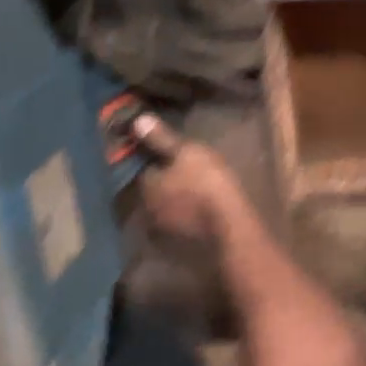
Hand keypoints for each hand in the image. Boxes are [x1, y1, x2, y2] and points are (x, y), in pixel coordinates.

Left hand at [130, 113, 250, 242]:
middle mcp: (148, 210)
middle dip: (164, 182)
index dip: (155, 159)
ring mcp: (164, 231)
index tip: (169, 154)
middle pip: (152, 190)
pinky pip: (178, 225)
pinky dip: (185, 217)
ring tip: (193, 190)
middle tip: (183, 171)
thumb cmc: (207, 183)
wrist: (230, 226)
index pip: (142, 168)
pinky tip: (199, 211)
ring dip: (174, 201)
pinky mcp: (180, 244)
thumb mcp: (187, 152)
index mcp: (147, 186)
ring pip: (164, 209)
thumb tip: (136, 121)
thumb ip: (161, 138)